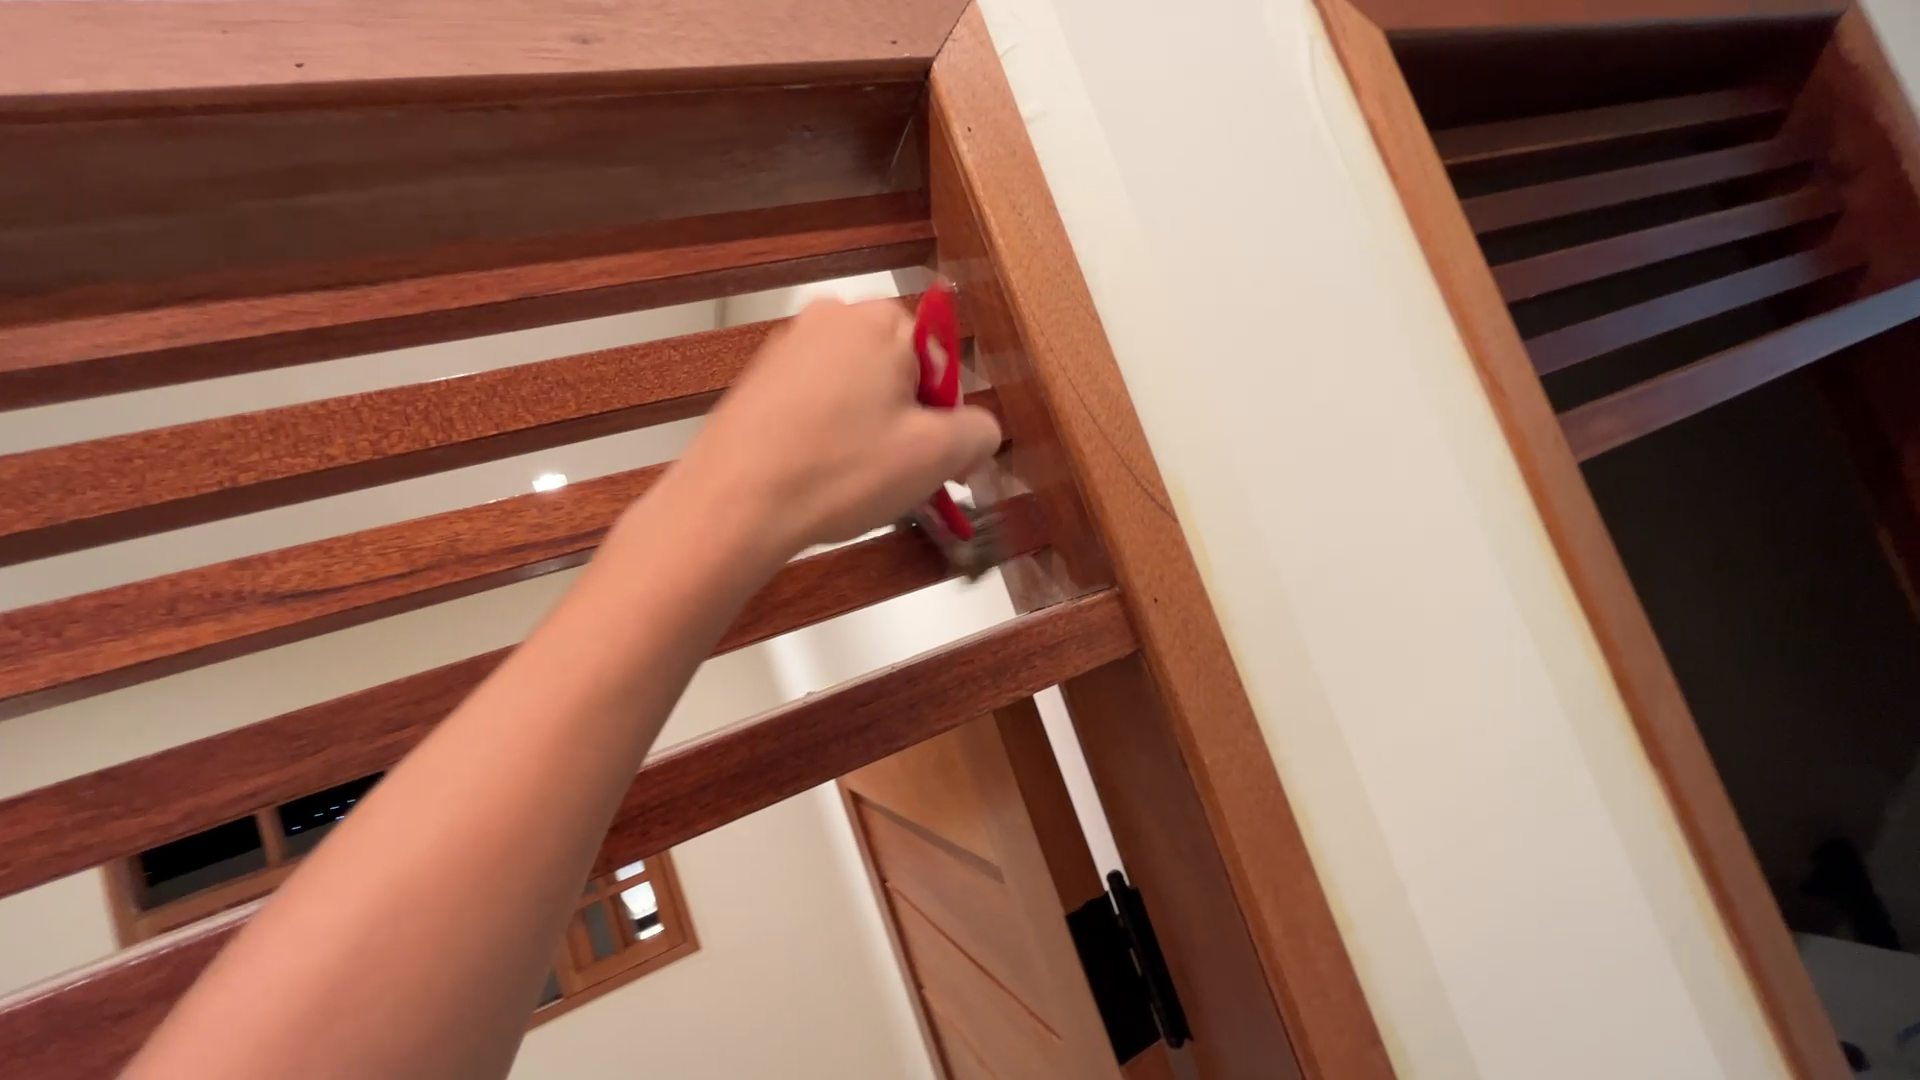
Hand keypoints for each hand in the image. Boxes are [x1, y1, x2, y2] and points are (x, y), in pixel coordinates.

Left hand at [669, 297, 1002, 555]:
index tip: (942, 466)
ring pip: (859, 390)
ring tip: (859, 482)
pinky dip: (832, 435)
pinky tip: (823, 474)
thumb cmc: (840, 471)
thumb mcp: (936, 456)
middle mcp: (832, 318)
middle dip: (911, 424)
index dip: (949, 419)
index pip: (943, 362)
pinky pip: (819, 403)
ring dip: (872, 432)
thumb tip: (977, 430)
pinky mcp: (759, 381)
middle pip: (900, 372)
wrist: (733, 504)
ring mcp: (788, 346)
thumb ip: (980, 432)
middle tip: (904, 477)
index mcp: (881, 320)